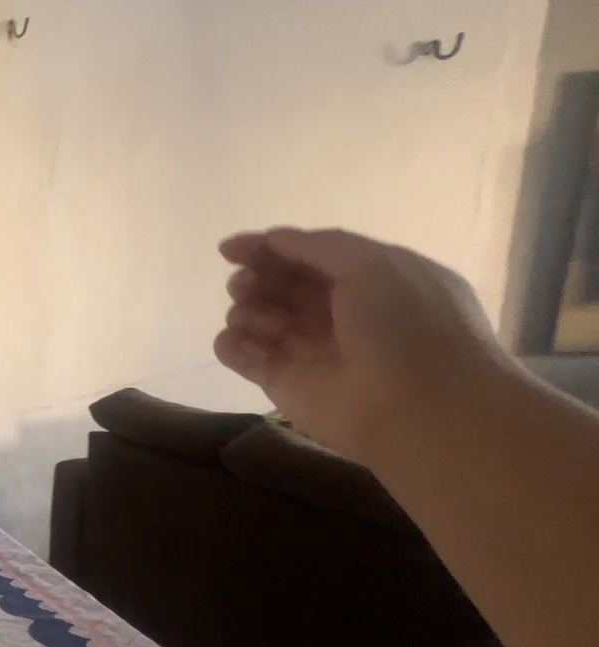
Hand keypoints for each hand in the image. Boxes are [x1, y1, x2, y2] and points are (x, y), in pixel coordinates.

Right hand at [214, 227, 507, 460]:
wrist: (417, 407)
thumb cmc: (407, 327)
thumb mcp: (374, 265)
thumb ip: (317, 246)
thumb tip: (269, 239)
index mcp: (366, 280)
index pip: (304, 256)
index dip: (266, 248)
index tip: (228, 250)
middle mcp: (333, 311)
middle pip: (272, 284)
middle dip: (253, 279)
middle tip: (248, 286)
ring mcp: (303, 346)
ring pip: (249, 315)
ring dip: (247, 312)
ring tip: (270, 327)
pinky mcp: (277, 378)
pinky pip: (236, 351)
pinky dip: (233, 344)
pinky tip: (252, 349)